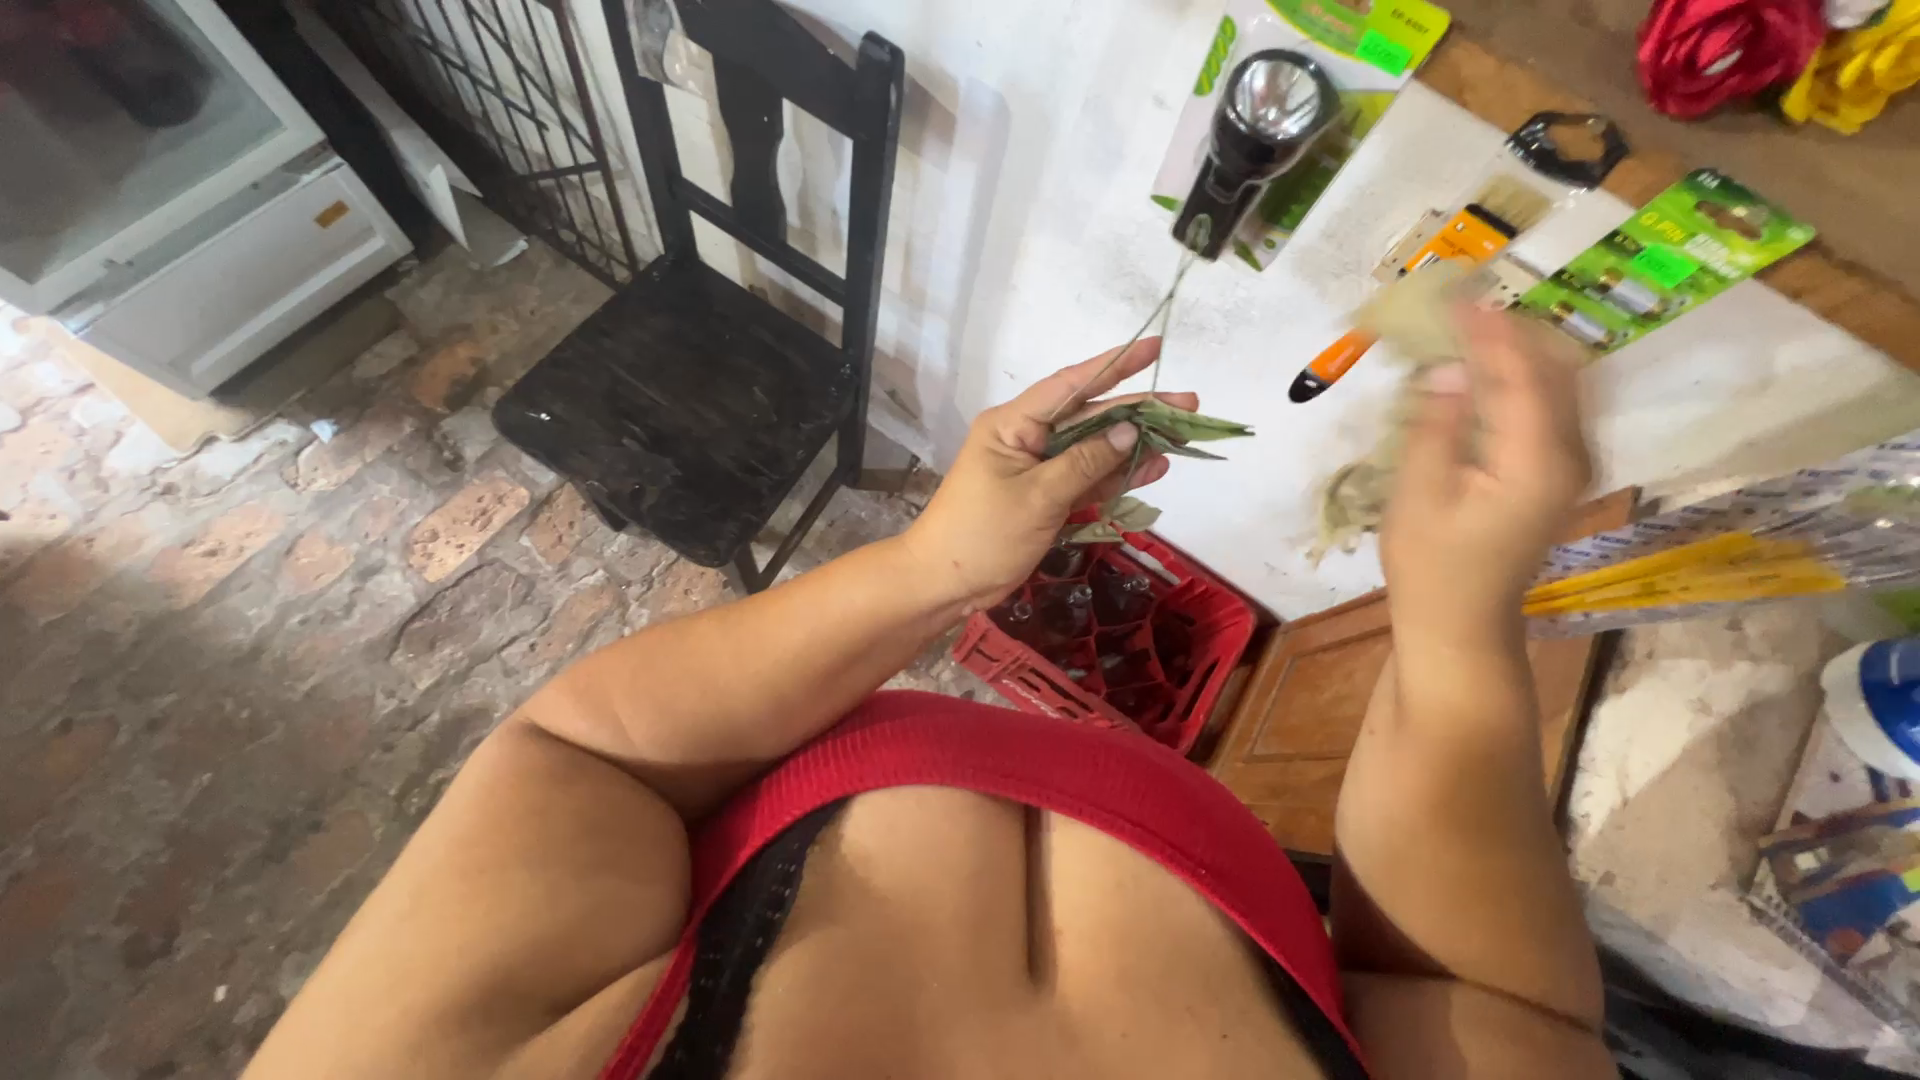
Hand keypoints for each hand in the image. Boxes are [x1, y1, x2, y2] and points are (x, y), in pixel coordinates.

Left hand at [902, 339, 1195, 612]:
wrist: (945, 584)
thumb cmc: (982, 534)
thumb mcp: (1038, 496)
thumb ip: (1086, 462)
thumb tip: (1128, 429)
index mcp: (1013, 424)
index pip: (1069, 385)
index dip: (1113, 366)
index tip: (1154, 349)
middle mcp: (1026, 438)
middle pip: (1089, 417)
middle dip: (1136, 411)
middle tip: (1189, 407)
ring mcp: (1037, 469)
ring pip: (1093, 449)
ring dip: (1133, 445)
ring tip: (1182, 438)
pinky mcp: (1045, 497)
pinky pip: (1086, 479)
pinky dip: (1116, 477)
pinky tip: (1153, 469)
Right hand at [1381, 309, 1591, 647]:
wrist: (1462, 620)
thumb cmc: (1430, 564)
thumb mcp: (1417, 494)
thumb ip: (1434, 427)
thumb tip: (1445, 370)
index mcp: (1535, 460)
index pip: (1519, 375)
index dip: (1488, 332)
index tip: (1456, 297)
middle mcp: (1570, 454)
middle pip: (1555, 370)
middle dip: (1510, 332)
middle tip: (1461, 308)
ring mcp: (1571, 463)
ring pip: (1561, 383)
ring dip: (1520, 351)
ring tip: (1470, 329)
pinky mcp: (1559, 471)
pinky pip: (1552, 406)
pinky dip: (1523, 378)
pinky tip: (1486, 373)